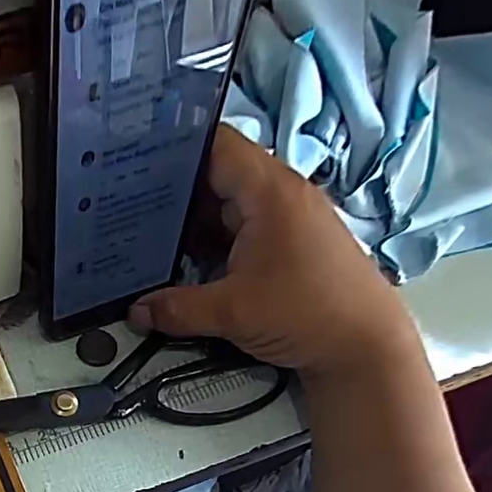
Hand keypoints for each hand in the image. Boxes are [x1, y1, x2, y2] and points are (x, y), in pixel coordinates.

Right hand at [132, 126, 419, 377]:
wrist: (364, 346)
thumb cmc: (306, 313)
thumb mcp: (233, 313)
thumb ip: (178, 309)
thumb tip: (136, 312)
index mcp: (268, 191)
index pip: (215, 146)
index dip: (174, 149)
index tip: (134, 163)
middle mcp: (277, 196)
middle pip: (215, 179)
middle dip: (173, 195)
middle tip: (127, 210)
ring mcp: (283, 222)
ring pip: (225, 211)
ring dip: (191, 228)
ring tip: (146, 239)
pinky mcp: (286, 247)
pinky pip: (239, 235)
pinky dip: (212, 247)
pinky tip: (184, 266)